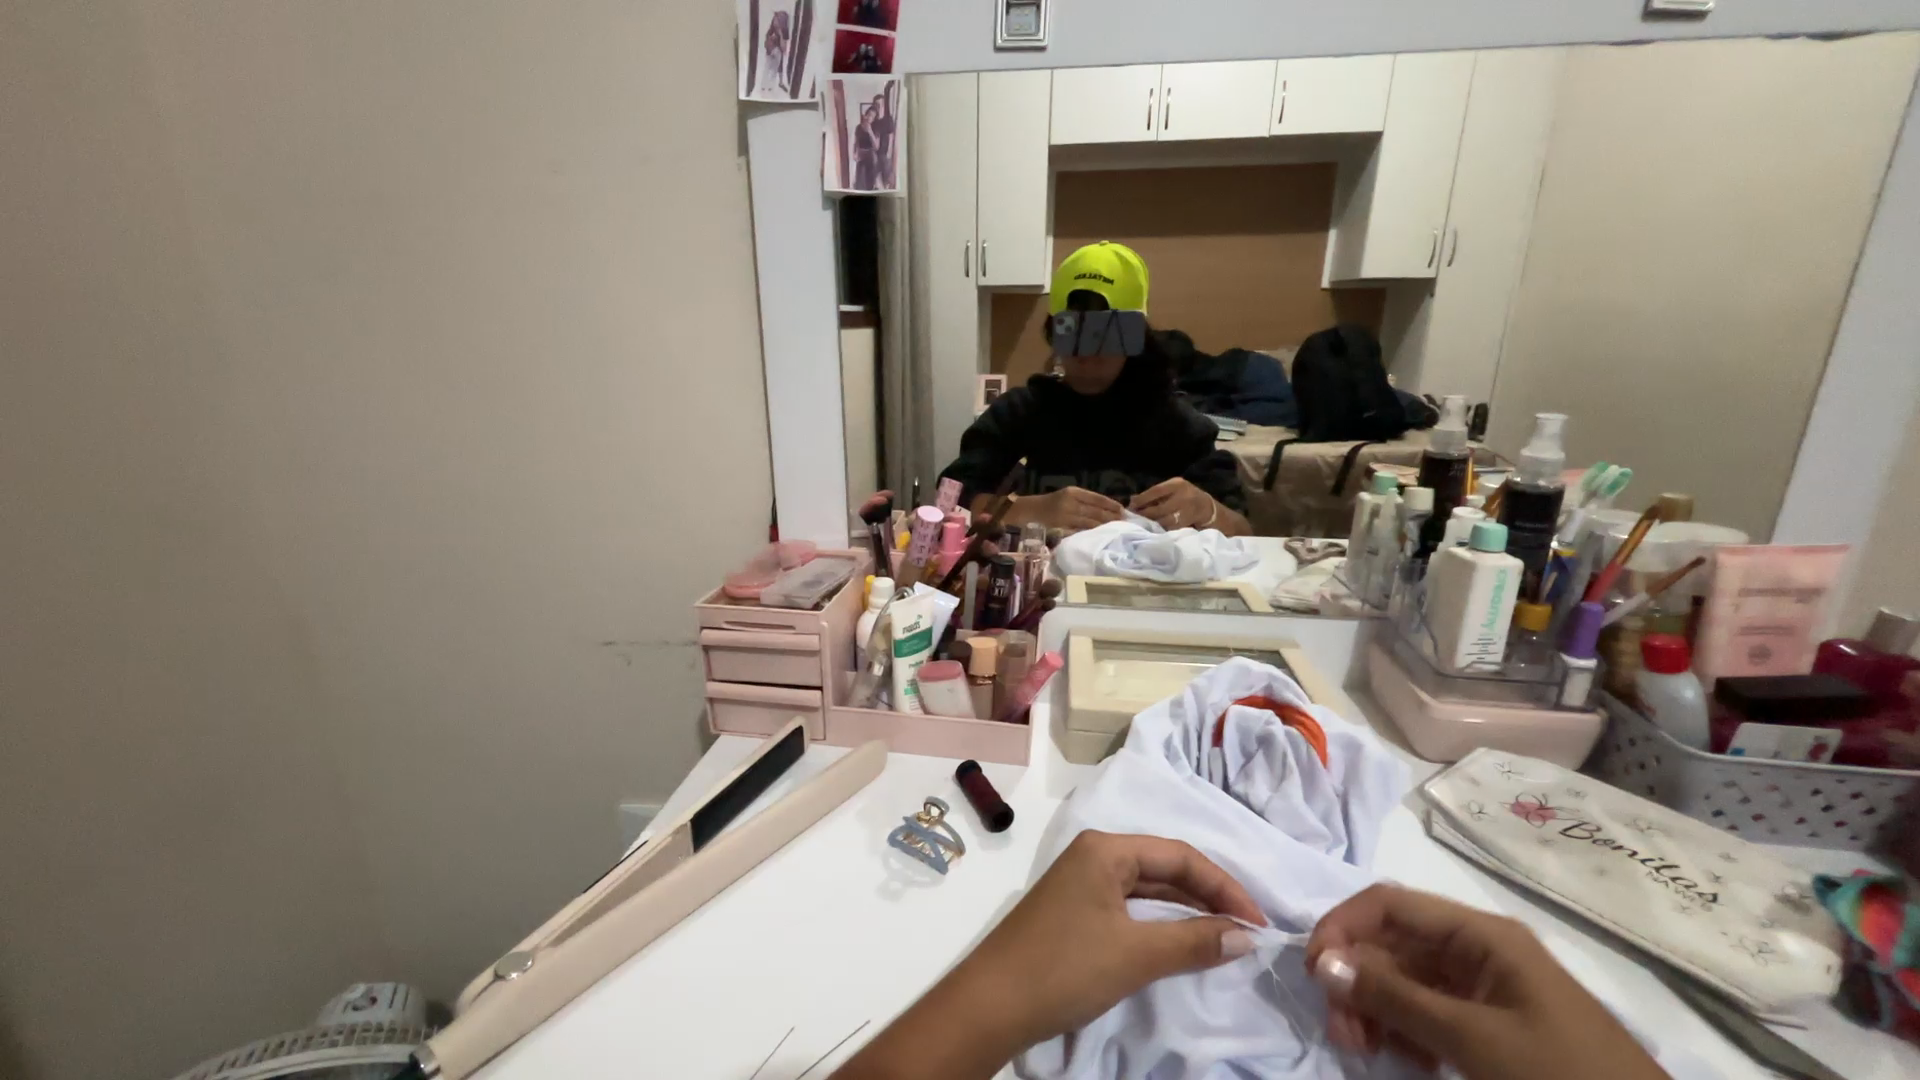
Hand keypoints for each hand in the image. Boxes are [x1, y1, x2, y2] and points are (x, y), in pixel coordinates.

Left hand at [832, 832, 1262, 1079]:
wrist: (992, 1002)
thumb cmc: (1065, 967)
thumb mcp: (1135, 954)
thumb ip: (1193, 940)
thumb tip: (1246, 936)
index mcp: (1106, 848)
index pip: (1179, 854)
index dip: (1224, 886)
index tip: (1258, 922)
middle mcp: (1094, 854)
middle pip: (1165, 866)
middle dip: (1209, 895)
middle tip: (1248, 930)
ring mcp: (1082, 881)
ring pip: (1148, 887)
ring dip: (1187, 909)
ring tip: (1226, 936)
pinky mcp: (1077, 909)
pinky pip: (1131, 905)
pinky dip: (1161, 921)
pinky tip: (1184, 941)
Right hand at [1009, 486, 1126, 532]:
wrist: (1027, 513)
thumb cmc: (1050, 505)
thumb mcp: (1066, 497)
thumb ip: (1084, 502)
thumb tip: (1109, 509)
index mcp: (1073, 492)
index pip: (1097, 498)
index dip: (1112, 504)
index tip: (1124, 510)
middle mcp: (1070, 503)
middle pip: (1096, 511)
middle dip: (1112, 517)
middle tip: (1126, 522)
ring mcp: (1065, 517)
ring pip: (1090, 522)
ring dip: (1105, 527)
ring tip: (1117, 530)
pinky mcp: (1061, 529)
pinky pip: (1081, 532)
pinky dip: (1092, 534)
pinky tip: (1100, 536)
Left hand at [1130, 477, 1215, 530]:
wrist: (1206, 507)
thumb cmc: (1184, 495)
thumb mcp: (1172, 488)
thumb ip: (1155, 494)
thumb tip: (1132, 500)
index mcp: (1177, 484)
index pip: (1156, 491)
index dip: (1142, 499)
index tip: (1131, 505)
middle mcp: (1183, 497)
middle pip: (1159, 508)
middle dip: (1144, 513)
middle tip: (1134, 517)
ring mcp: (1187, 512)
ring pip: (1164, 520)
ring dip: (1151, 523)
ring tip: (1142, 523)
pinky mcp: (1187, 524)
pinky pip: (1170, 528)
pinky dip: (1160, 529)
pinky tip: (1152, 528)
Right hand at [1307, 885, 1667, 1079]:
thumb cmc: (1562, 1078)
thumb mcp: (1473, 1040)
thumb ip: (1395, 998)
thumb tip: (1323, 963)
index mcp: (1481, 934)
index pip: (1389, 904)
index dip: (1342, 926)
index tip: (1314, 971)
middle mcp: (1479, 950)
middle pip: (1392, 943)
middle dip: (1356, 979)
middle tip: (1341, 1031)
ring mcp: (1485, 989)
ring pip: (1404, 979)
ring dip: (1373, 1006)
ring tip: (1362, 1049)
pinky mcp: (1491, 1027)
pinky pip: (1428, 1011)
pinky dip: (1403, 1029)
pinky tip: (1402, 1059)